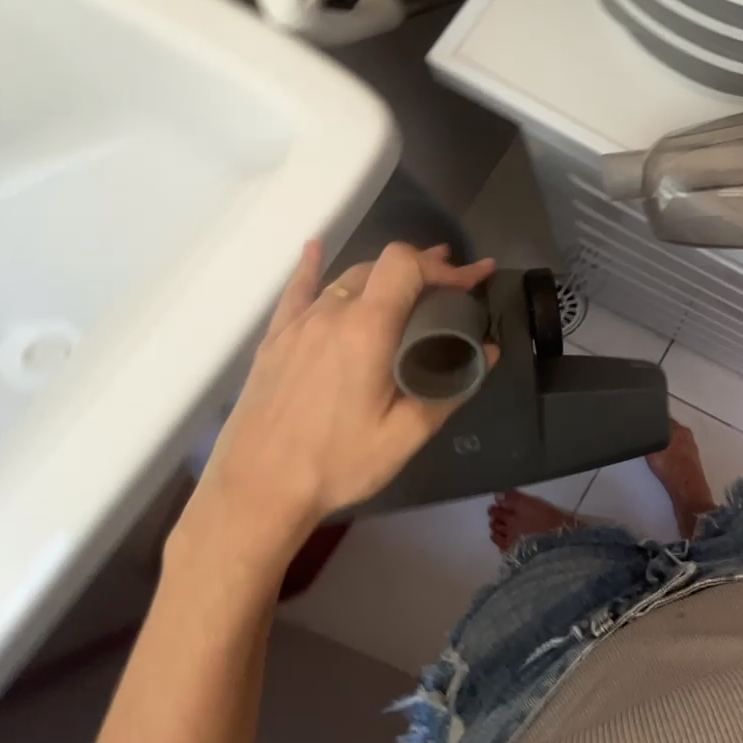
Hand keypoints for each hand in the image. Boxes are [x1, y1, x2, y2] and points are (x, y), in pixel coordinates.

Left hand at [189, 241, 497, 551]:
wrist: (254, 494)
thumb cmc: (338, 464)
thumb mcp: (408, 433)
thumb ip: (451, 387)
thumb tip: (488, 353)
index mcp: (366, 330)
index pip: (406, 266)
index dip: (445, 268)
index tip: (473, 280)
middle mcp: (330, 316)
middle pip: (381, 267)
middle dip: (426, 269)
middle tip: (459, 284)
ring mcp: (297, 327)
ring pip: (347, 278)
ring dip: (387, 273)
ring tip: (419, 277)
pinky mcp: (274, 343)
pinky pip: (296, 292)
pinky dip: (311, 267)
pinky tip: (316, 248)